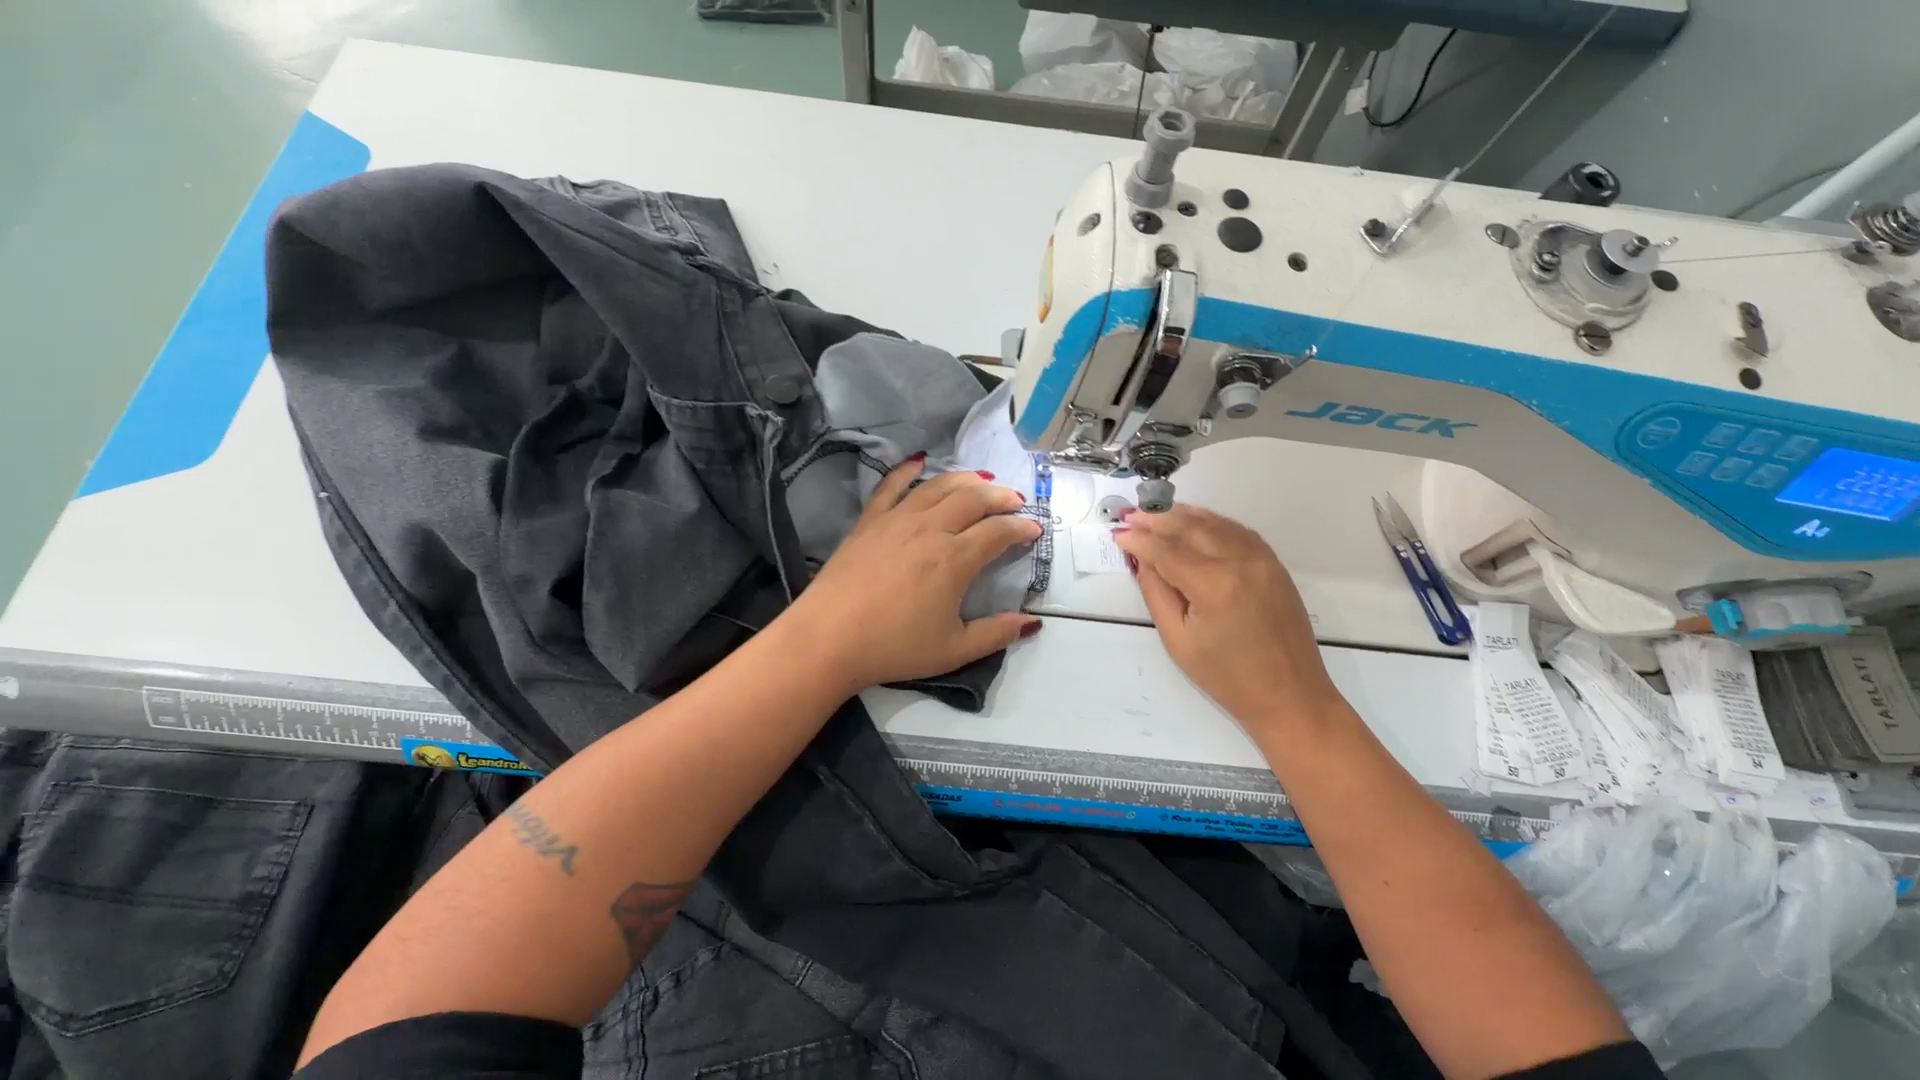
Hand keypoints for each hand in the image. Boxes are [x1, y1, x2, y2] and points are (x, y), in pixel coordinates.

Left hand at [777, 456, 1042, 695]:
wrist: (828, 639)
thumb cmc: (893, 647)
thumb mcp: (953, 650)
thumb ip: (995, 633)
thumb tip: (1031, 622)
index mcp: (955, 560)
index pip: (998, 532)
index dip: (1021, 528)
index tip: (1034, 530)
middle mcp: (930, 529)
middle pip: (973, 499)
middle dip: (1000, 496)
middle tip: (1016, 501)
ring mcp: (897, 520)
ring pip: (938, 487)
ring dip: (966, 479)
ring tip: (983, 481)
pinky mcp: (869, 522)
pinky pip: (891, 487)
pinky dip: (908, 470)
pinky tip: (919, 460)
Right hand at [1112, 506, 1339, 731]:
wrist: (1289, 695)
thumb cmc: (1227, 678)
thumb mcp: (1178, 641)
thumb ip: (1157, 594)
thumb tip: (1142, 560)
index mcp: (1214, 586)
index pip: (1167, 551)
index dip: (1140, 541)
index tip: (1118, 534)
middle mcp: (1241, 562)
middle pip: (1191, 528)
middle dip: (1158, 520)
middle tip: (1132, 517)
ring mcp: (1263, 560)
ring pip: (1216, 523)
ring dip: (1184, 515)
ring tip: (1156, 514)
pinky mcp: (1274, 564)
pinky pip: (1238, 532)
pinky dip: (1213, 523)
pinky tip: (1195, 522)